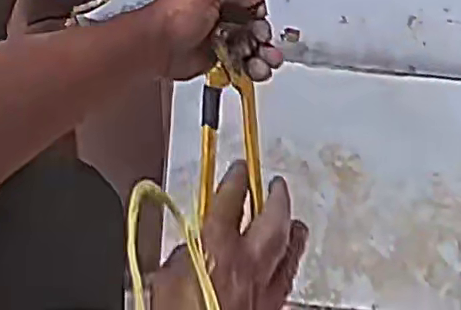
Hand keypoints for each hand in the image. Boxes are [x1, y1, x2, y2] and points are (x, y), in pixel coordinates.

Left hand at [142, 0, 284, 80]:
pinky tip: (255, 68)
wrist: (157, 47)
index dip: (255, 4)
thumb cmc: (172, 15)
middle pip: (250, 20)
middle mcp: (213, 10)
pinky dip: (252, 67)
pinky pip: (241, 62)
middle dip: (261, 31)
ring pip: (249, 43)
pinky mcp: (215, 56)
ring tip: (265, 59)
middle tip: (261, 38)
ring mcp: (215, 34)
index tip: (261, 14)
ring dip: (262, 52)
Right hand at [153, 162, 306, 309]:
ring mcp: (265, 293)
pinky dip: (288, 268)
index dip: (236, 179)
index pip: (231, 200)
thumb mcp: (164, 275)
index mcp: (218, 247)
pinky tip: (288, 265)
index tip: (239, 166)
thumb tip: (187, 245)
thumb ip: (181, 252)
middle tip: (276, 183)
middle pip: (272, 223)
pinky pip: (287, 284)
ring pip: (288, 255)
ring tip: (296, 221)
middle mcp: (248, 266)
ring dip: (293, 233)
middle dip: (276, 199)